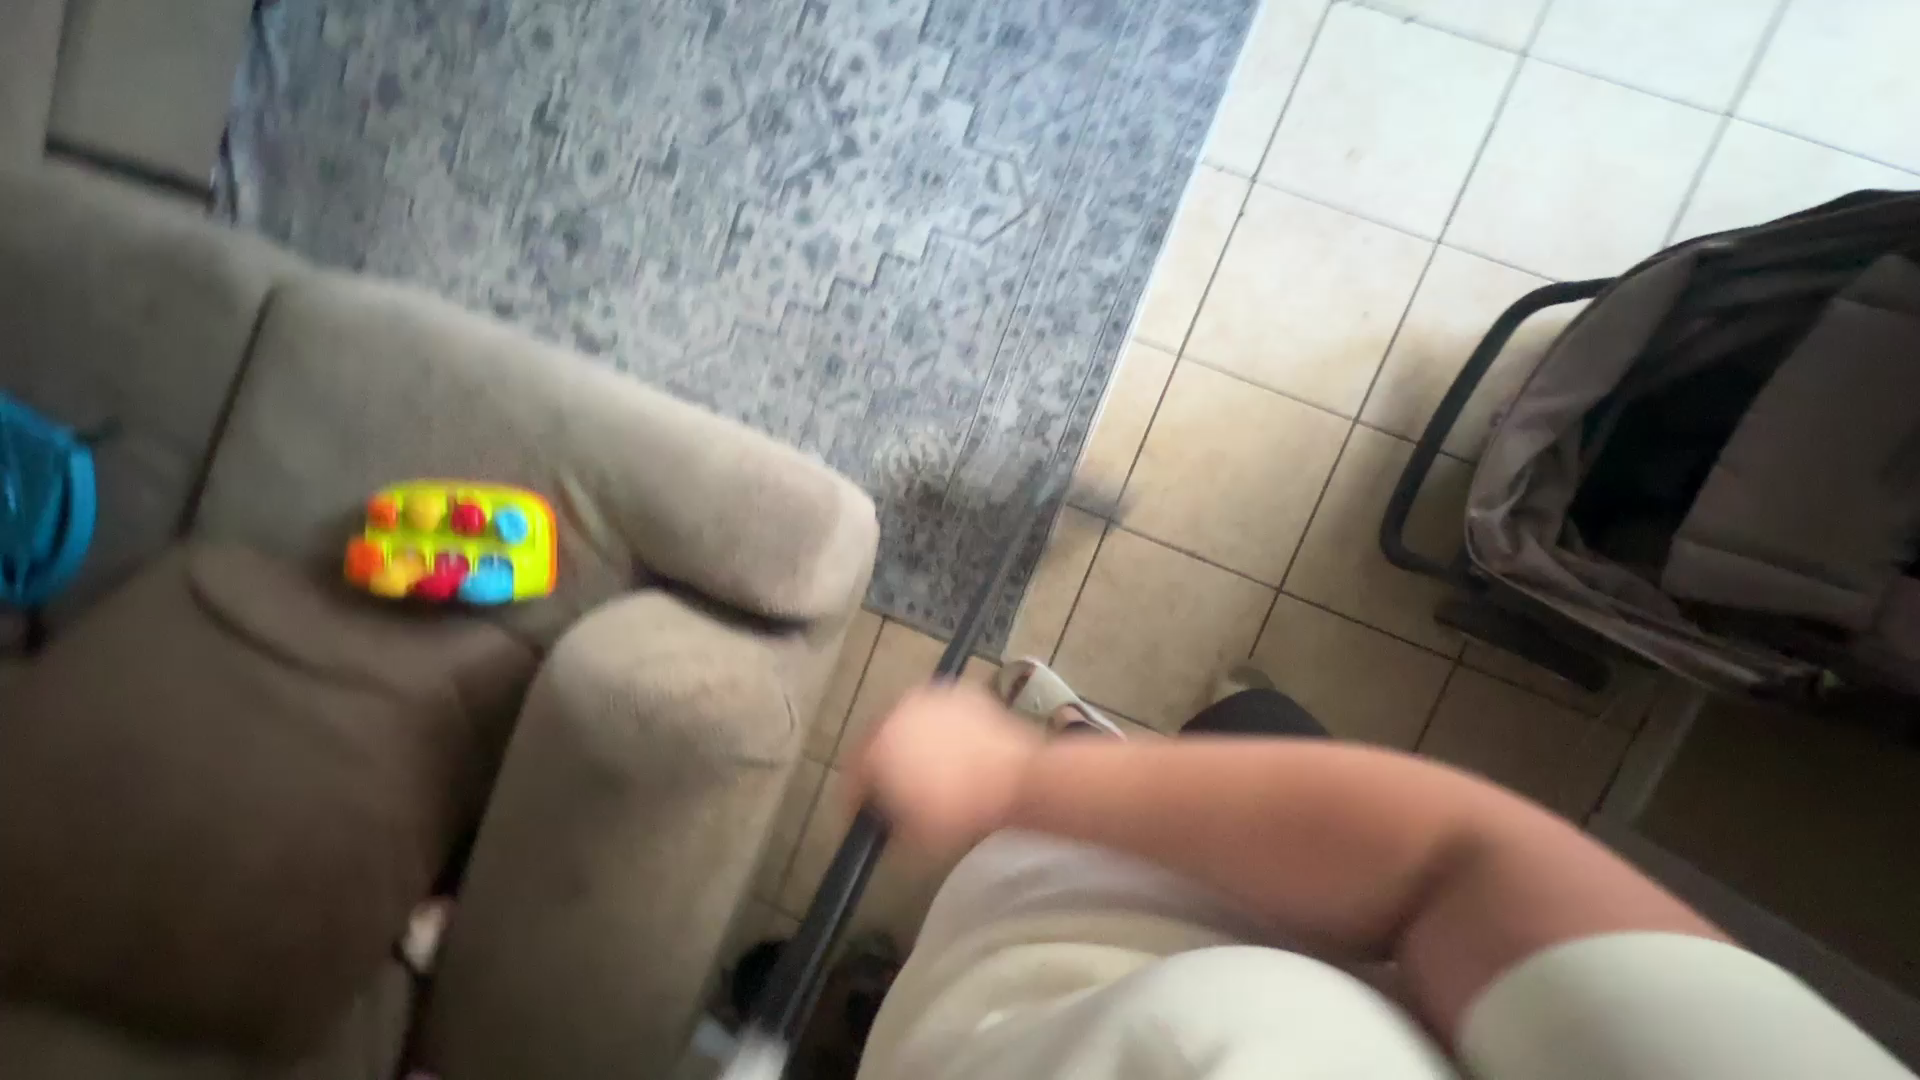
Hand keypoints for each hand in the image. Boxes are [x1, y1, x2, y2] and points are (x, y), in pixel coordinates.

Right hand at [846, 683, 1043, 859]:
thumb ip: (885, 823)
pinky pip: (938, 714)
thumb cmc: (963, 809)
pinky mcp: (958, 692)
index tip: (864, 808)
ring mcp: (929, 697)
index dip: (856, 795)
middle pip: (879, 739)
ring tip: (929, 769)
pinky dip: (940, 729)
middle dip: (884, 763)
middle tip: (898, 788)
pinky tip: (954, 750)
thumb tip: (882, 819)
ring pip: (908, 723)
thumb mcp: (913, 834)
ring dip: (911, 742)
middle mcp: (897, 713)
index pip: (852, 771)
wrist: (1016, 778)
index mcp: (877, 746)